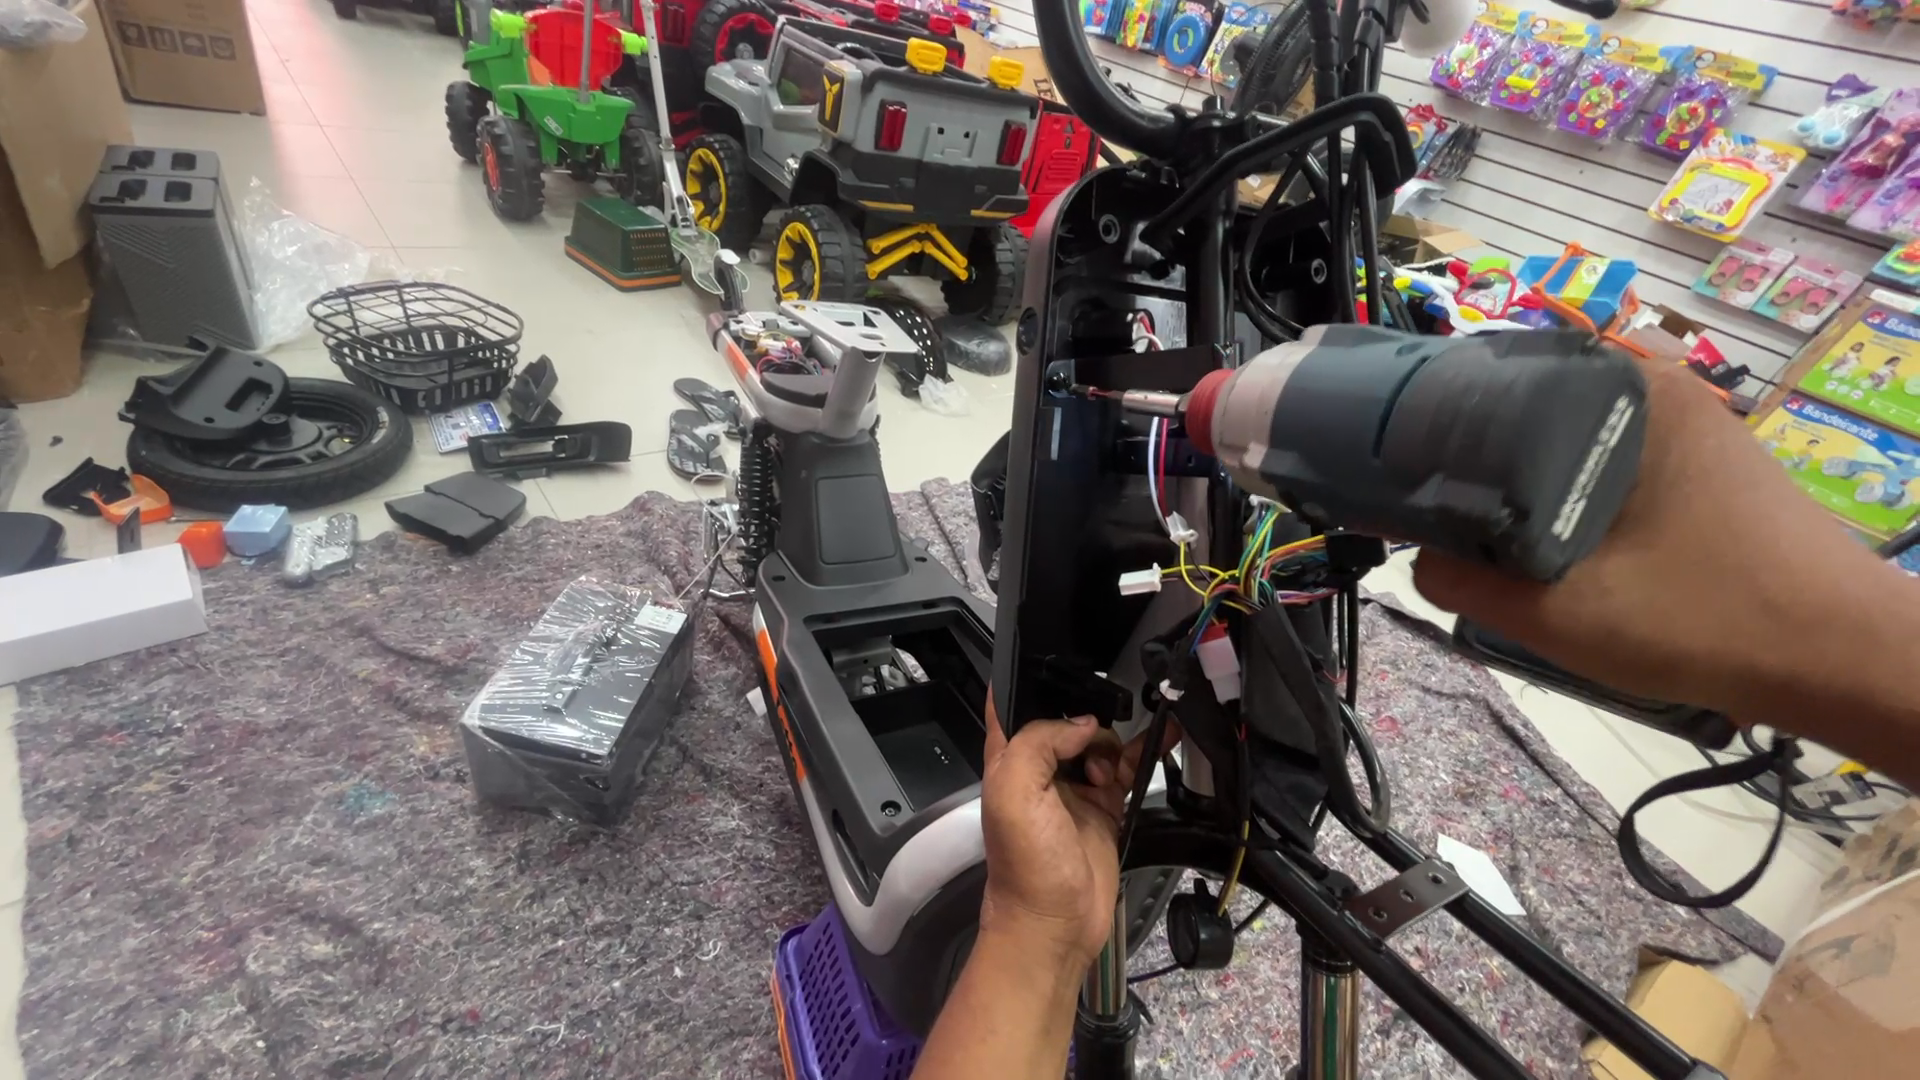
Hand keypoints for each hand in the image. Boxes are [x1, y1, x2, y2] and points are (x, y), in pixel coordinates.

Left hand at [977, 704, 1169, 967]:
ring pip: (1098, 742)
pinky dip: (1143, 754)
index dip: (1025, 682)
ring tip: (1108, 769)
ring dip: (1113, 740)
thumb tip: (1084, 724)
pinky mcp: (1105, 806)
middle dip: (1084, 714)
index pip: (1009, 706)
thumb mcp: (1015, 790)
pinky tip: (1162, 737)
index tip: (1051, 660)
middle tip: (1094, 735)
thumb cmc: (1025, 860)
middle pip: (1064, 721)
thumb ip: (1040, 741)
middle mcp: (1040, 768)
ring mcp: (1074, 786)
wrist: (1056, 923)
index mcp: (1008, 759)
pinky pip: (1126, 770)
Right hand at [1413, 355, 1899, 721]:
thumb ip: (1459, 580)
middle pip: (1521, 398)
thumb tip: (1416, 553)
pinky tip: (1536, 524)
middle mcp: (1655, 391)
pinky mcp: (1694, 458)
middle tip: (1427, 495)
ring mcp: (1681, 422)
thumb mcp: (1555, 613)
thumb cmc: (1704, 621)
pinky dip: (1553, 476)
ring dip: (1510, 463)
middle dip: (1465, 441)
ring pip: (1556, 426)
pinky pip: (1595, 449)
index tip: (1393, 458)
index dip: (1431, 413)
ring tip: (1472, 513)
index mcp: (1627, 397)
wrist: (1846, 661)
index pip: (1493, 373)